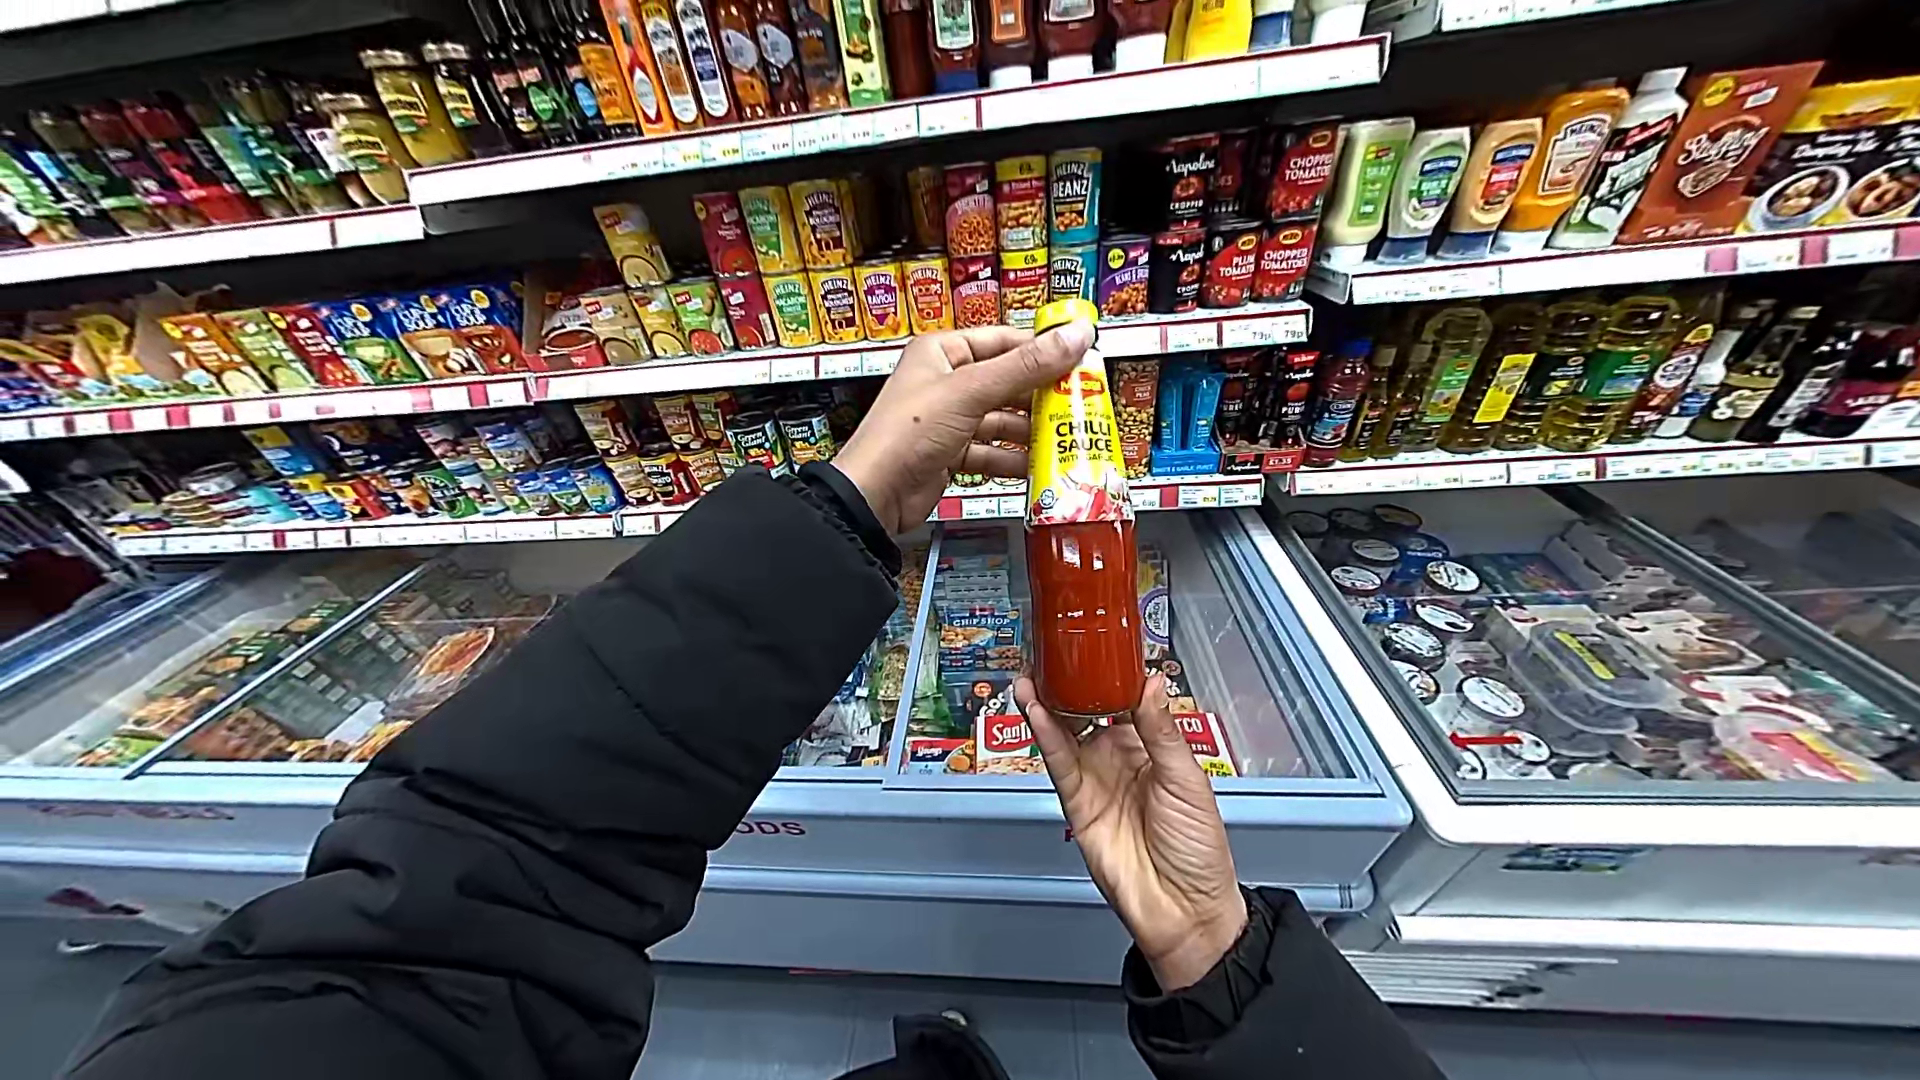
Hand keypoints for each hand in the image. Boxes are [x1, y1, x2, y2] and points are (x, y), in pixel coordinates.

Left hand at [832, 323, 1091, 534]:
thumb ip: (1025, 366)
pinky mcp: (950, 454)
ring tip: (1062, 440)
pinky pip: (990, 452)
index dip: (1042, 351)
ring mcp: (949, 420)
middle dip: (1040, 398)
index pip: (1004, 342)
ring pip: (1001, 422)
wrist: (875, 494)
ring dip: (1030, 434)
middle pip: (1007, 384)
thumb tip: (1074, 335)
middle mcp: (946, 383)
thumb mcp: (970, 391)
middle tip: (1077, 406)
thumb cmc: (905, 433)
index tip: (1080, 361)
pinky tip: (1035, 467)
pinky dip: (1011, 460)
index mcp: (943, 352)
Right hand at [1018, 675, 1247, 991]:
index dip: (1107, 675)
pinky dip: (1044, 733)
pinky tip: (1035, 710)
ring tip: (1031, 676)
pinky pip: (1057, 760)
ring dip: (1046, 703)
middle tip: (1051, 657)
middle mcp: (1116, 754)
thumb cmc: (1198, 847)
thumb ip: (1161, 731)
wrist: (1182, 909)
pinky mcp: (1075, 798)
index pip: (1123, 699)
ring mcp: (1093, 775)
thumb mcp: (1187, 780)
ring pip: (1063, 730)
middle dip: (1067, 685)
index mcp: (1148, 745)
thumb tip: (1152, 682)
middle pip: (1085, 710)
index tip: (1095, 648)